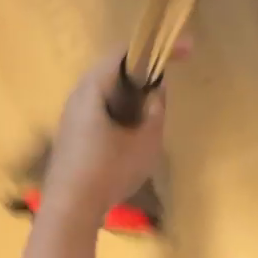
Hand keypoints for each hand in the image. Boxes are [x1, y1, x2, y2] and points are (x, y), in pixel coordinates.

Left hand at [40, 49, 168, 225]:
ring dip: (132, 96)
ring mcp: (71, 116)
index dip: (158, 47)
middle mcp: (78, 94)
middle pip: (115, 70)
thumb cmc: (109, 172)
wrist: (70, 209)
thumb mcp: (146, 142)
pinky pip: (100, 111)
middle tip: (167, 85)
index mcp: (94, 87)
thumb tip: (155, 92)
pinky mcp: (71, 136)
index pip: (126, 52)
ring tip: (152, 113)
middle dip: (144, 73)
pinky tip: (131, 136)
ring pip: (106, 92)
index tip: (187, 52)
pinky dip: (120, 112)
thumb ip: (155, 111)